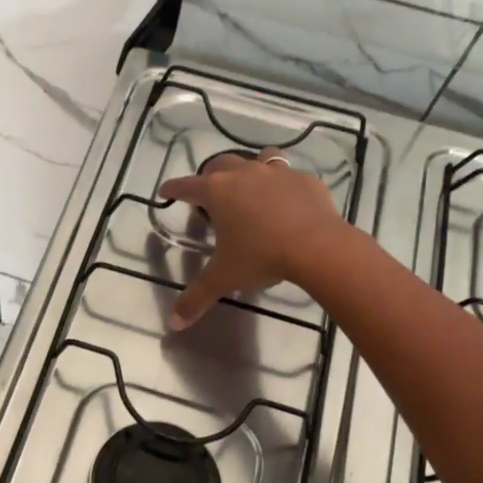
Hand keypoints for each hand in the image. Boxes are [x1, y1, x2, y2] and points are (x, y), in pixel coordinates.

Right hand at [157, 146, 346, 328]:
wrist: (317, 246)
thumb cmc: (262, 257)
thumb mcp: (224, 278)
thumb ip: (196, 298)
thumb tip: (173, 323)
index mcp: (217, 192)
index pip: (186, 186)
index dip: (173, 189)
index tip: (165, 191)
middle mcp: (244, 174)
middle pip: (220, 164)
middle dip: (210, 175)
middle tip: (209, 192)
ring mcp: (277, 172)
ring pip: (258, 158)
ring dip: (250, 167)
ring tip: (251, 184)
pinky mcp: (305, 179)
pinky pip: (289, 175)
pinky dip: (283, 184)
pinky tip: (288, 200)